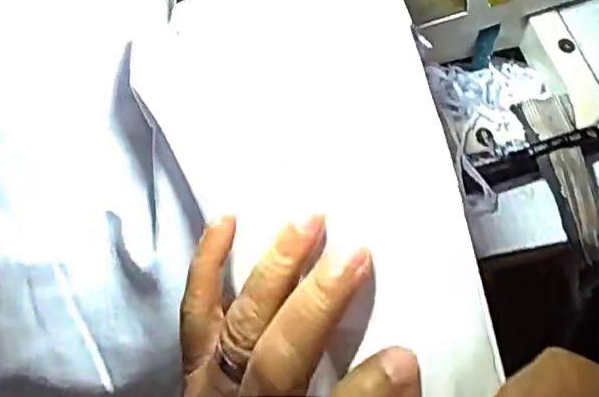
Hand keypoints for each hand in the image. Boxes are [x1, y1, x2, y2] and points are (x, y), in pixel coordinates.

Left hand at [182, 215, 419, 396]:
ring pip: (242, 320)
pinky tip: (227, 219)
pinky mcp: (193, 357)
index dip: (371, 385)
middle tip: (354, 254)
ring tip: (306, 223)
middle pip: (280, 355)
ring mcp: (210, 379)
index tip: (404, 355)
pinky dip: (207, 261)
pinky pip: (195, 308)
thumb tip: (404, 367)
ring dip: (276, 267)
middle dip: (318, 301)